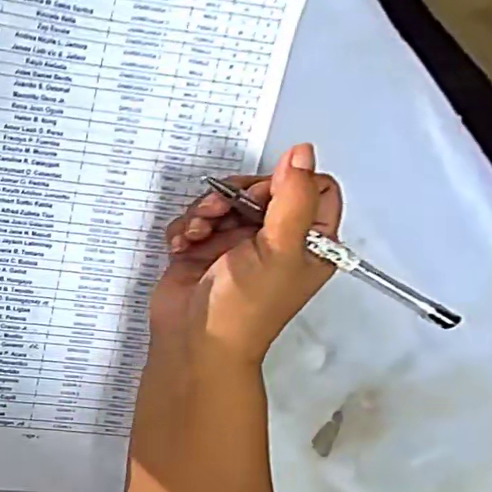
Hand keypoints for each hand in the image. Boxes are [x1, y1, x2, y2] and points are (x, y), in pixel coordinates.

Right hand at [148, 143, 342, 364]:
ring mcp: (234, 245)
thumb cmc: (244, 306)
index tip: (260, 200)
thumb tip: (302, 152)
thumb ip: (293, 197)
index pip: (309, 187)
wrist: (194, 340)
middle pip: (258, 189)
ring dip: (202, 212)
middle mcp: (273, 239)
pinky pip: (191, 221)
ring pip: (220, 203)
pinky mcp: (200, 251)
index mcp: (308, 240)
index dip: (283, 184)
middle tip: (218, 211)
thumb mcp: (281, 248)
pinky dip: (183, 229)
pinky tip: (181, 246)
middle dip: (232, 195)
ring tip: (196, 233)